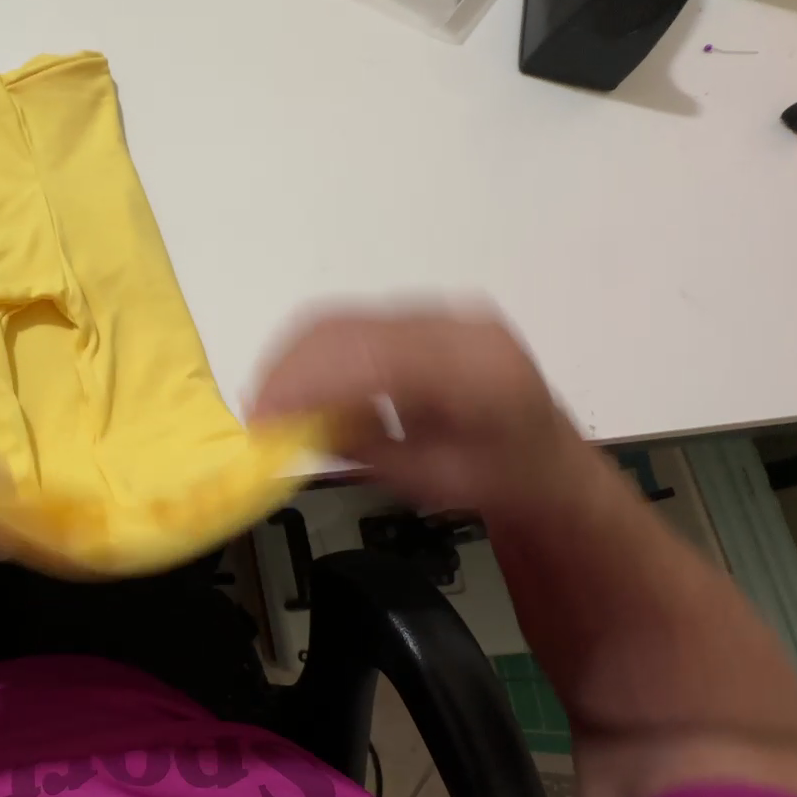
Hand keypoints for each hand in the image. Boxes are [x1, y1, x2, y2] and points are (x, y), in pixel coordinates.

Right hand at [251, 310, 604, 521]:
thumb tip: (288, 432)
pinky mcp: (412, 319)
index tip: (261, 420)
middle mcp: (456, 326)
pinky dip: (305, 358)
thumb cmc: (497, 479)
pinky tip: (296, 392)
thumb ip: (359, 448)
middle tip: (255, 418)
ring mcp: (434, 315)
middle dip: (284, 372)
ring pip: (332, 322)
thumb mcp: (429, 480)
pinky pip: (340, 327)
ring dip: (289, 364)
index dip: (305, 385)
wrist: (541, 458)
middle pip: (341, 330)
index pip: (372, 359)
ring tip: (270, 409)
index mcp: (475, 371)